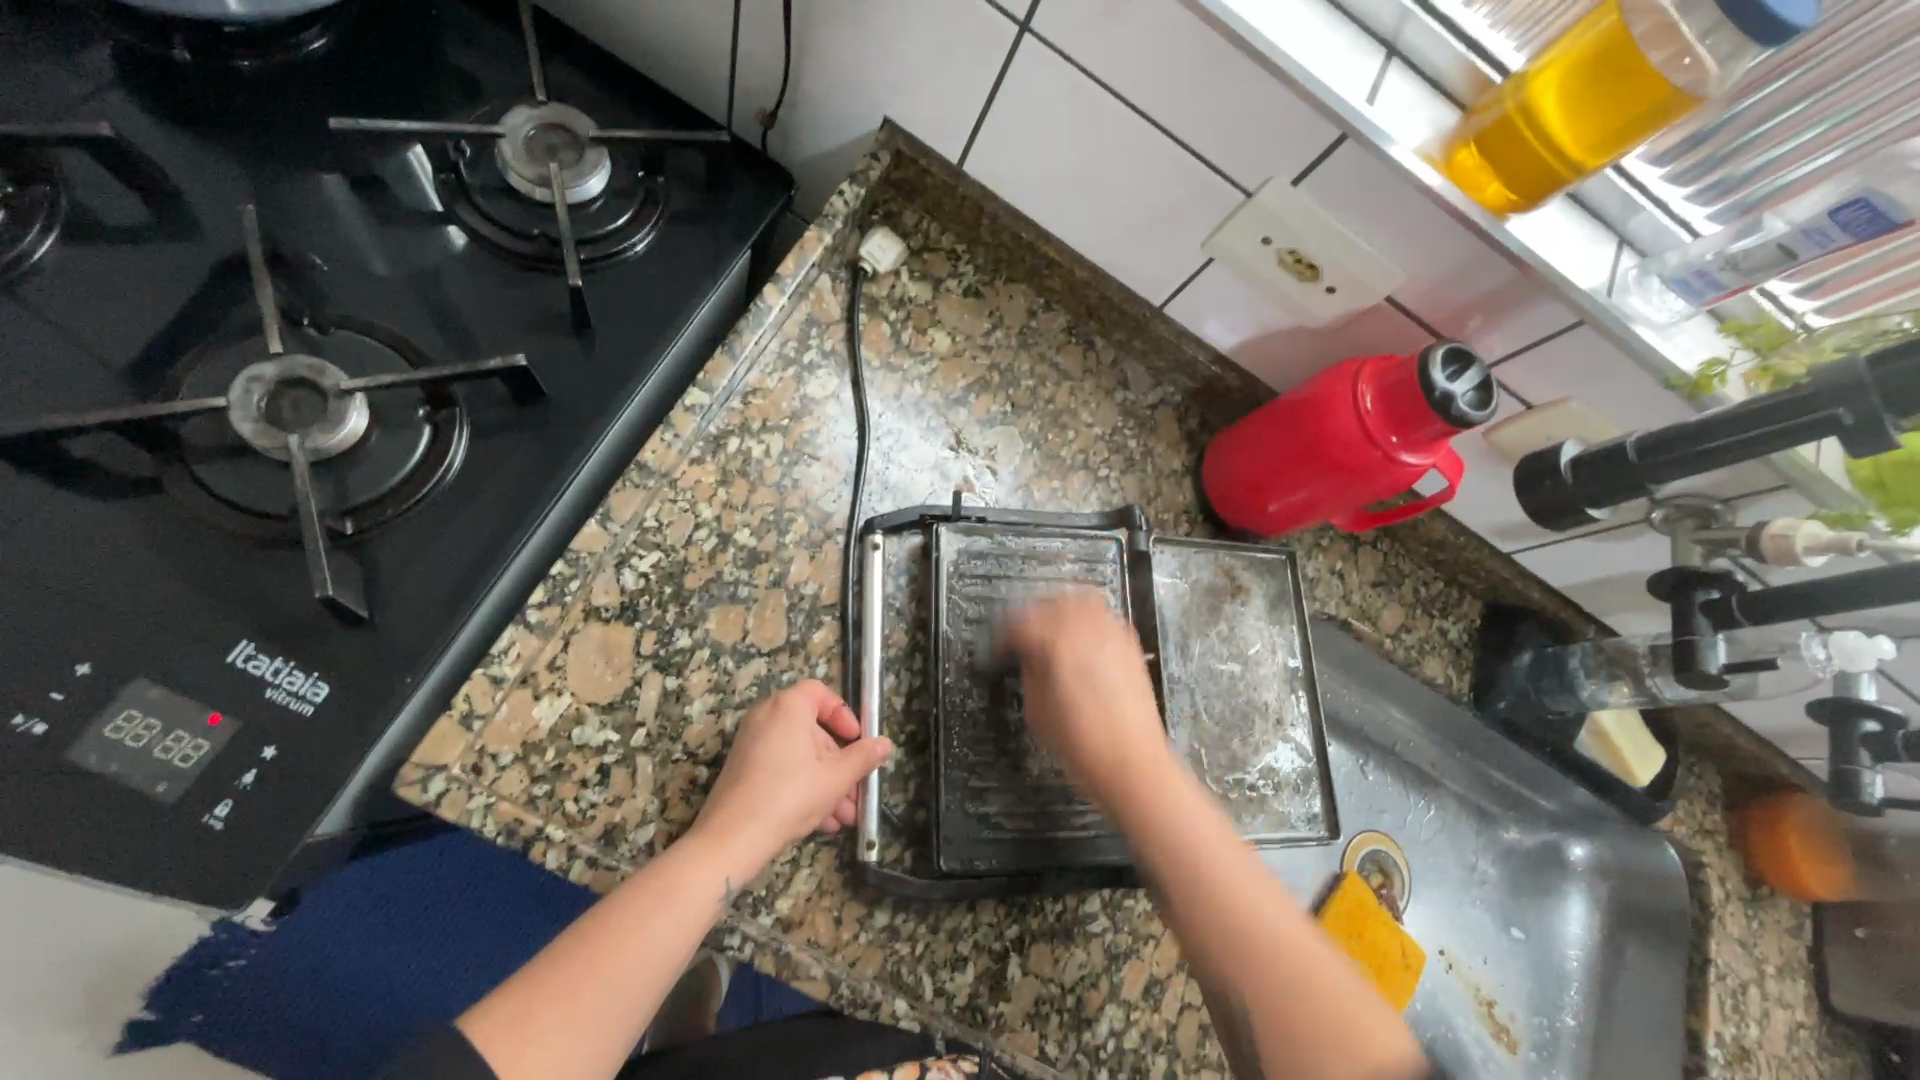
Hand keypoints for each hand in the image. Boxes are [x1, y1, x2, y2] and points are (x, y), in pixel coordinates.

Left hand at [689, 679, 893, 871]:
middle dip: (839, 763)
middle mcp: (766, 718)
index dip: (844, 714)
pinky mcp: (743, 770)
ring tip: (845, 816)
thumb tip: (885, 744)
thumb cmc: (791, 795)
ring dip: (826, 782)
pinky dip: (803, 787)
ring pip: (799, 756)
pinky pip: (781, 769)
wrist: (732, 836)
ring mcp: (751, 745)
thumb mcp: (837, 777)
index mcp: (788, 707)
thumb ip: (863, 757)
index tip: (857, 740)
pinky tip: (823, 822)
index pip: (820, 693)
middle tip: (856, 789)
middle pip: (813, 731)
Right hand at [1002, 592, 1173, 813]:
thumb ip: (1029, 672)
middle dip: (1031, 613)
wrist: (1131, 762)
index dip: (1003, 634)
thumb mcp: (1036, 710)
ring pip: (1081, 599)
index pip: (1019, 621)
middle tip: (1020, 632)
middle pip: (1050, 600)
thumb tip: (1027, 656)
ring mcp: (1111, 634)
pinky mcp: (1130, 645)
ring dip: (1060, 608)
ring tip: (1050, 628)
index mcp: (1054, 642)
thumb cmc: (1083, 744)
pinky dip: (1087, 619)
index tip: (999, 646)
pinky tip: (1080, 638)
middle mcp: (1085, 629)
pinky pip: (1105, 615)